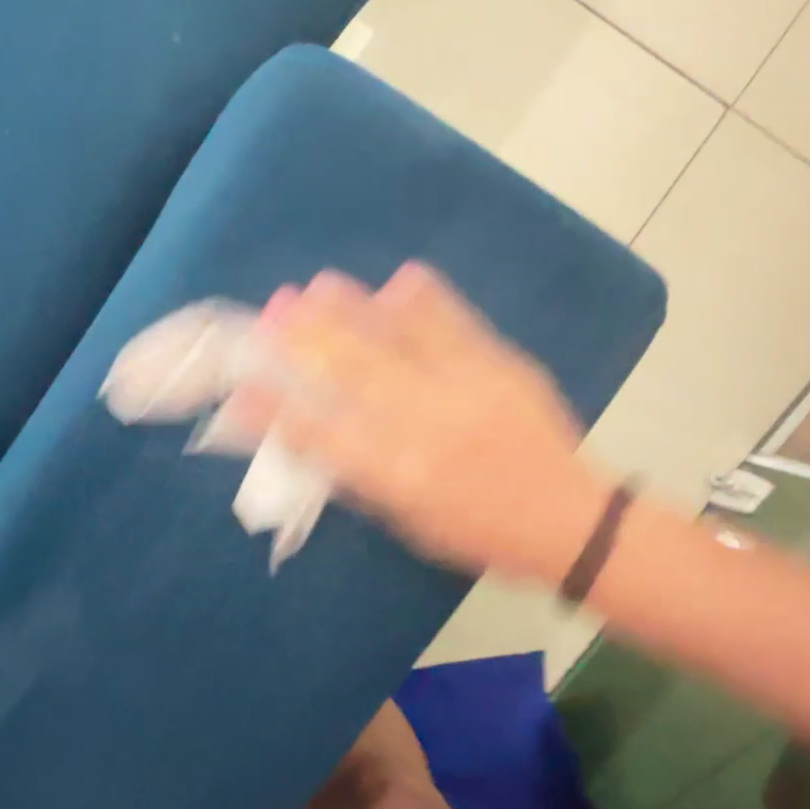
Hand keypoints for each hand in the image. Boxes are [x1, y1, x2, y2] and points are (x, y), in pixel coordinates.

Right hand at [229, 263, 610, 582]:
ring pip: (398, 343)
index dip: (274, 411)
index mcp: (398, 476)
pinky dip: (426, 299)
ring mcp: (466, 392)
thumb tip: (302, 435)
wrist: (570, 520)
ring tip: (318, 284)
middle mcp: (426, 429)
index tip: (240, 388)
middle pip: (352, 376)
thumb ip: (356, 477)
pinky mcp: (502, 367)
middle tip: (272, 311)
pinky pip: (458, 326)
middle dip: (306, 341)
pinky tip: (399, 277)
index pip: (320, 438)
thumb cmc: (474, 530)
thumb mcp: (405, 521)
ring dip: (354, 310)